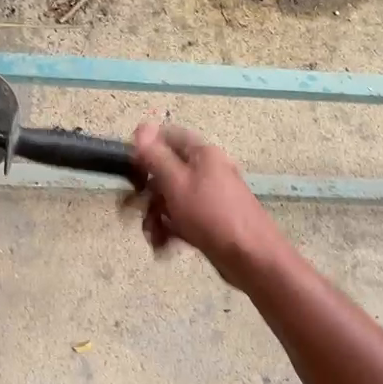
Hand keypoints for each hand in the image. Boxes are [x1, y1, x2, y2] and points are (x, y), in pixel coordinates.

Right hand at [130, 121, 284, 285]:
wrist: (252, 257)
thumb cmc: (211, 214)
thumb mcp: (176, 182)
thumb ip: (156, 155)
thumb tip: (141, 126)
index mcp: (202, 154)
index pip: (168, 137)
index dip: (146, 149)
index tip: (130, 169)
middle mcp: (206, 170)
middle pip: (166, 172)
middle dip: (147, 194)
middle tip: (133, 211)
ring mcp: (209, 197)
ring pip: (171, 198)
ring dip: (156, 217)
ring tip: (153, 238)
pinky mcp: (210, 221)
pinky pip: (182, 218)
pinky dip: (170, 230)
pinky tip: (164, 247)